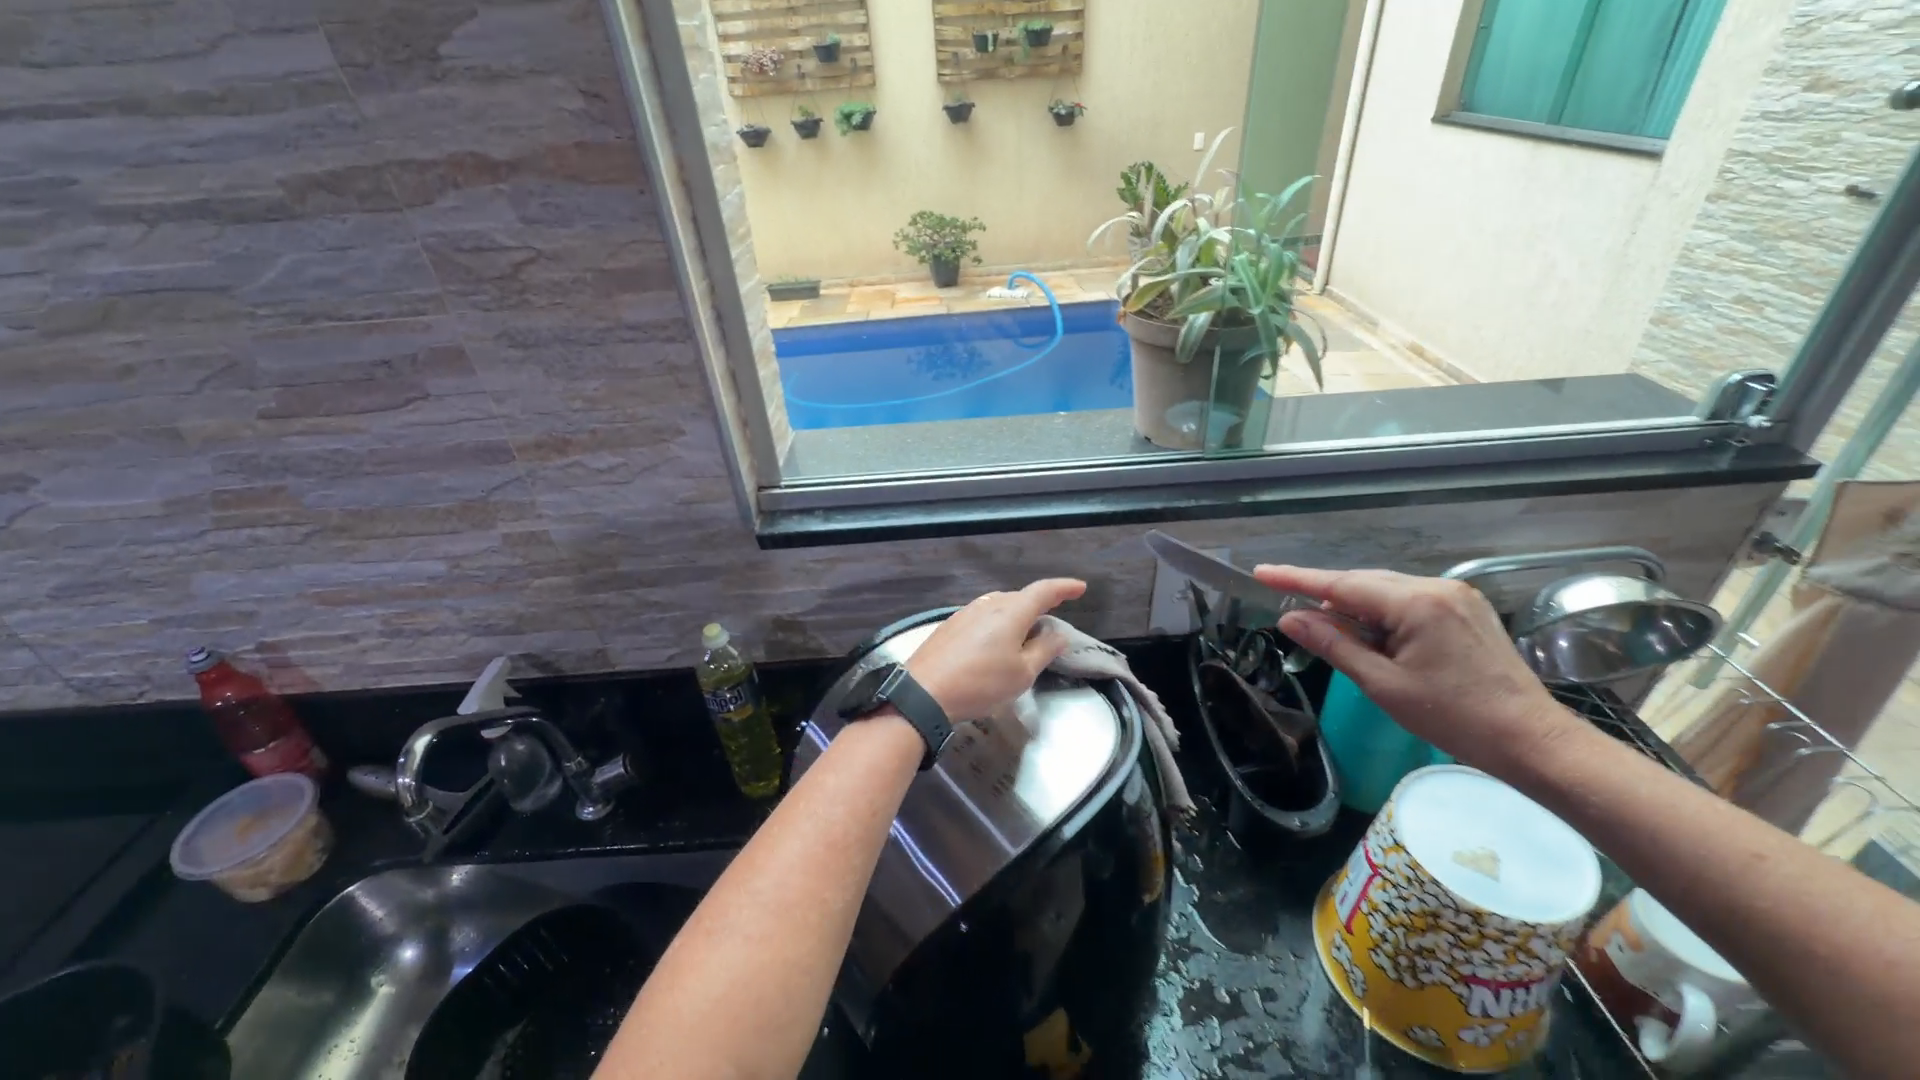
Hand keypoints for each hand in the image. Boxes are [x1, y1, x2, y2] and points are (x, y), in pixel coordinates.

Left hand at [906, 579, 1087, 721]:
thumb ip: (1044, 650)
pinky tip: (994, 642)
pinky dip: (996, 624)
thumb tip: (1058, 634)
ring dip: (1016, 614)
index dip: (1064, 588)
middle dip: (1039, 604)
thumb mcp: (1022, 674)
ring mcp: (965, 613)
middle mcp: (988, 605)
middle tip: (1052, 618)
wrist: (923, 693)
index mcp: (1011, 612)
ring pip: (999, 606)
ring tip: (1025, 632)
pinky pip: (981, 617)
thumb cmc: (980, 684)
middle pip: (1020, 597)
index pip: (1043, 591)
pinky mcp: (949, 626)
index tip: (1080, 588)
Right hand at [1255, 565, 1578, 773]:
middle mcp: (1437, 587)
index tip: (1262, 574)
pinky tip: (1369, 633)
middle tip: (1288, 611)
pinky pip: (1408, 601)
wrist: (1530, 739)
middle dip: (1325, 596)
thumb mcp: (1383, 684)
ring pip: (1387, 592)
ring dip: (1354, 608)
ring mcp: (1456, 596)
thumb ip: (1334, 644)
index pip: (1342, 584)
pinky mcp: (1466, 610)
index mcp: (1416, 603)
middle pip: (1364, 583)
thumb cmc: (1454, 718)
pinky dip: (1381, 614)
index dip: (1297, 580)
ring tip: (1327, 630)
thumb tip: (1290, 620)